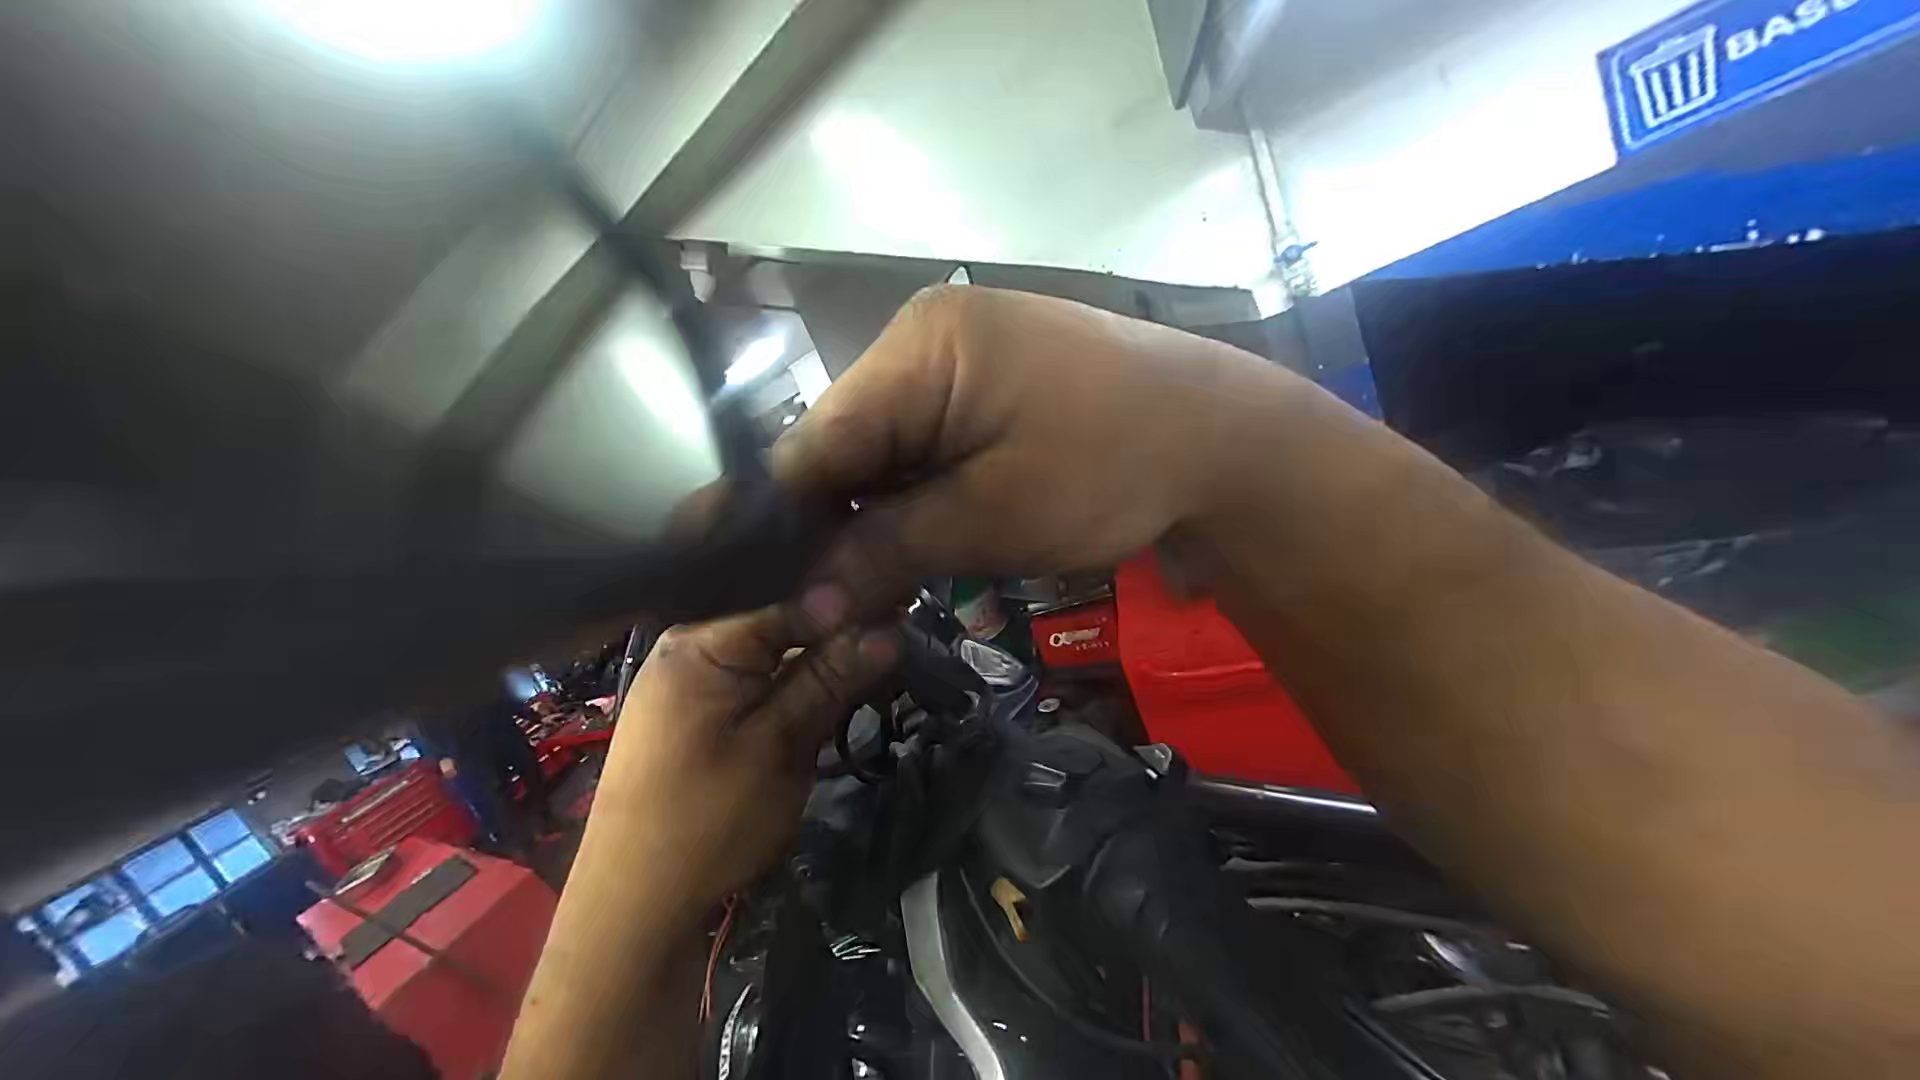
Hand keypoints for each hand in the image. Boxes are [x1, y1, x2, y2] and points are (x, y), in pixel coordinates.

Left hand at [595, 607, 895, 914]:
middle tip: (893, 655)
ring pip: (770, 664)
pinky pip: (751, 688)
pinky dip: (786, 697)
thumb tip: (889, 631)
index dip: (852, 616)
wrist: (631, 910)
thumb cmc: (706, 822)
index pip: (795, 607)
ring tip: (865, 681)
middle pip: (782, 632)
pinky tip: (817, 707)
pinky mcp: (691, 716)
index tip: (905, 618)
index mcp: (701, 644)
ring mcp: (685, 684)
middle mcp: (688, 650)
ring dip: (814, 676)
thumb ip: (830, 680)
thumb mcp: (781, 746)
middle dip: (835, 648)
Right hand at [772, 285, 1307, 611]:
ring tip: (883, 573)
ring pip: (887, 446)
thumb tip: (808, 602)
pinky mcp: (990, 379)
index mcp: (919, 347)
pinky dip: (923, 490)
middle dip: (845, 518)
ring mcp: (962, 354)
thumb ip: (886, 552)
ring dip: (886, 509)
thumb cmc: (1112, 471)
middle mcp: (926, 336)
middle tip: (840, 595)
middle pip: (849, 440)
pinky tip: (928, 532)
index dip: (794, 520)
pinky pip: (928, 439)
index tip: (781, 590)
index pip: (818, 439)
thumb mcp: (991, 520)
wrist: (1226, 443)